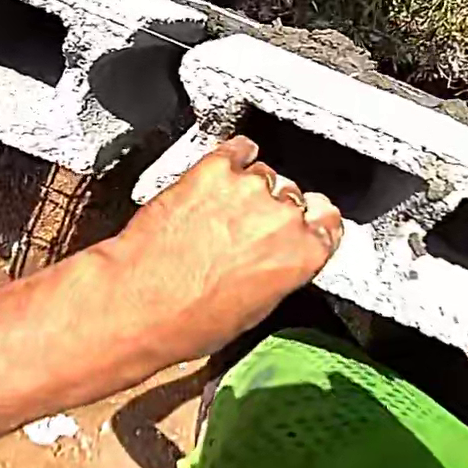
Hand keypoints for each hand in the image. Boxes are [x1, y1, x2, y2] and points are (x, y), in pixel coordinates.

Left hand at [93, 136, 343, 368]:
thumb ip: (282, 269)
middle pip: (294, 196)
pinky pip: (238, 149)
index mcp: (303, 254)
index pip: (329, 221)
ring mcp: (250, 188)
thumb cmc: (189, 319)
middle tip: (247, 225)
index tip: (304, 222)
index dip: (314, 221)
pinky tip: (224, 169)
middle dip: (274, 209)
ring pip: (264, 174)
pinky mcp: (215, 169)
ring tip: (220, 209)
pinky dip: (234, 157)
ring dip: (248, 187)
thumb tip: (279, 257)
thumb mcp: (256, 308)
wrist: (139, 302)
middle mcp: (284, 216)